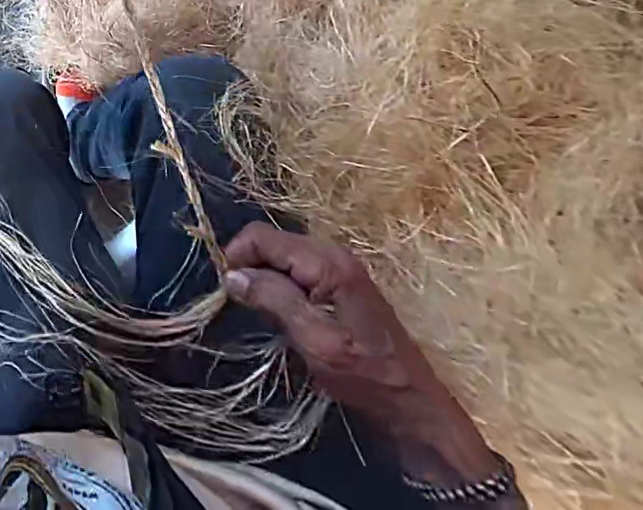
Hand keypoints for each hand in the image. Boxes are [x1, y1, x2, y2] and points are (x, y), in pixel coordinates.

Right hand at [223, 223, 504, 486]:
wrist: (414, 407)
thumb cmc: (365, 376)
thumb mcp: (313, 339)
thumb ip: (273, 298)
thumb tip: (231, 274)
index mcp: (326, 261)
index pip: (261, 236)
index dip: (237, 256)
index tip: (228, 288)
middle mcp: (332, 251)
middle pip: (270, 240)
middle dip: (249, 265)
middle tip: (243, 301)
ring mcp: (337, 263)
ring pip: (279, 252)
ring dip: (263, 275)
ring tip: (261, 308)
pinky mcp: (339, 278)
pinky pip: (294, 265)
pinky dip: (279, 281)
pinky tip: (282, 307)